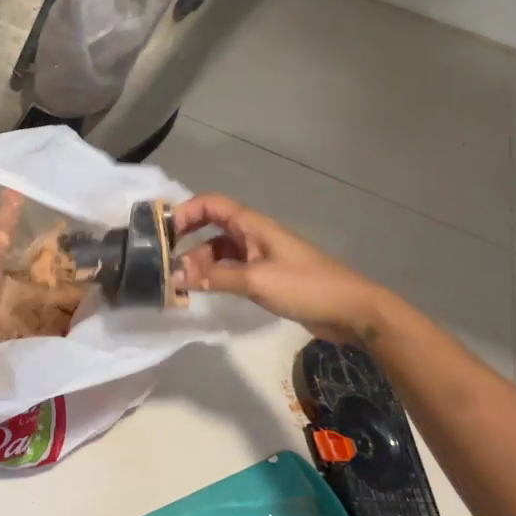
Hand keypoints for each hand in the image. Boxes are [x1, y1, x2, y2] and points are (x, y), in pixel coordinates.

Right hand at [172, 193, 401, 344]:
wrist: (353, 311)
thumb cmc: (305, 286)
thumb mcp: (256, 281)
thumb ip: (214, 277)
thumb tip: (174, 276)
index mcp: (253, 225)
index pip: (210, 204)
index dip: (184, 211)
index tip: (162, 232)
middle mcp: (253, 235)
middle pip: (210, 228)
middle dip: (186, 242)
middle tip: (165, 263)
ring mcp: (260, 256)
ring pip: (219, 252)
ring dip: (199, 264)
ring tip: (181, 284)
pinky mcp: (265, 276)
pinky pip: (230, 270)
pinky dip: (214, 277)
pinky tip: (203, 292)